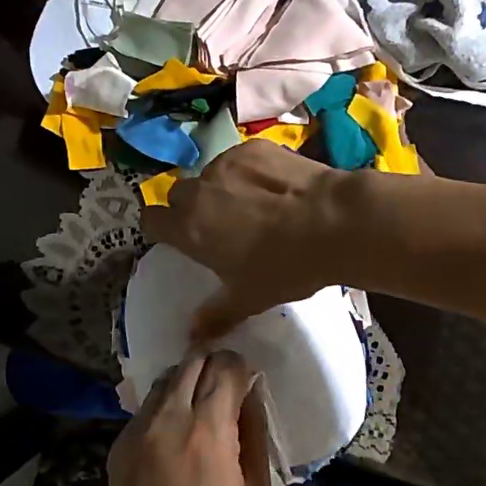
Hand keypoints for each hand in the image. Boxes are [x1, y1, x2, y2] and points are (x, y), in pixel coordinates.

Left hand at [98, 351, 271, 485]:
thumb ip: (255, 438)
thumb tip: (251, 397)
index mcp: (208, 432)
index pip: (225, 368)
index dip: (242, 369)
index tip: (250, 383)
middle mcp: (168, 418)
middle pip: (192, 361)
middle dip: (215, 365)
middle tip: (229, 388)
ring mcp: (138, 427)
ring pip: (166, 379)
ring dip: (188, 380)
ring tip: (202, 408)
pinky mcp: (120, 440)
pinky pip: (148, 406)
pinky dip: (167, 404)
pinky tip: (176, 432)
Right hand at [143, 140, 354, 339]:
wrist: (335, 222)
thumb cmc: (284, 267)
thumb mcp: (249, 297)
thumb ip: (215, 315)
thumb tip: (191, 337)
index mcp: (188, 228)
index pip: (151, 220)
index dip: (163, 228)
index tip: (181, 237)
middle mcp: (198, 192)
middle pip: (179, 195)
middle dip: (193, 207)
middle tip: (223, 225)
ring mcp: (225, 164)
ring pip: (210, 175)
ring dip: (222, 188)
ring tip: (257, 203)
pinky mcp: (253, 148)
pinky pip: (239, 160)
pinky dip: (250, 171)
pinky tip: (277, 186)